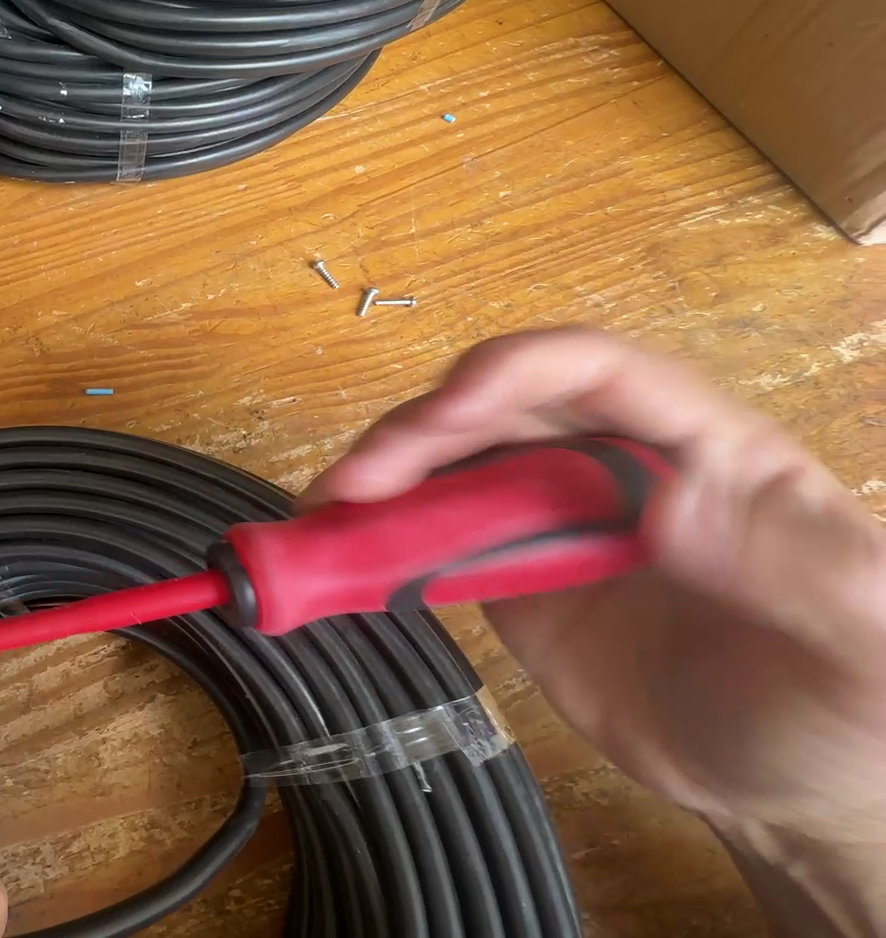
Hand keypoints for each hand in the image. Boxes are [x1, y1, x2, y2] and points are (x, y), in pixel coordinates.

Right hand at [306, 328, 885, 930]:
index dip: (517, 369)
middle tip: (358, 481)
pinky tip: (337, 536)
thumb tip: (666, 504)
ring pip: (444, 459)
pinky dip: (373, 526)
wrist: (769, 790)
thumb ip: (799, 568)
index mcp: (700, 451)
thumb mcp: (868, 646)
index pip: (599, 372)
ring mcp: (542, 515)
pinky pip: (426, 526)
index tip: (450, 404)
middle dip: (417, 431)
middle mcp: (606, 466)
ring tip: (327, 504)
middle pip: (492, 411)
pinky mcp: (495, 564)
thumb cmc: (838, 714)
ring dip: (379, 469)